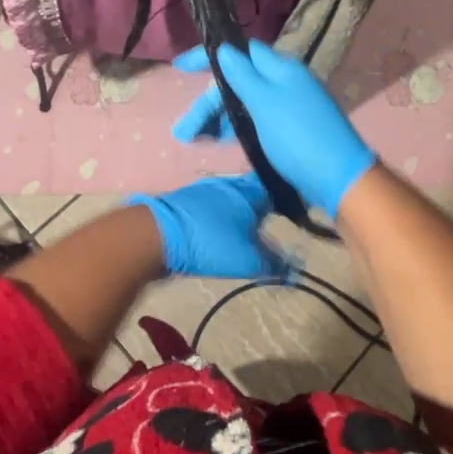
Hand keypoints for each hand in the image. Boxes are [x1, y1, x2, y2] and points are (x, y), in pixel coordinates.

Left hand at [132, 173, 291, 278]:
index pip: (277, 188)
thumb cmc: (209, 241)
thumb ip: (274, 264)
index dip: (289, 200)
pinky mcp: (187, 203)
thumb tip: (296, 270)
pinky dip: (222, 218)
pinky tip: (222, 233)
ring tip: (250, 231)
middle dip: (264, 207)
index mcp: (249, 190)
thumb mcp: (247, 259)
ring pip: (233, 199)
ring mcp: (206, 190)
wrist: (154, 235)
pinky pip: (215, 207)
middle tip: (274, 226)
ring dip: (241, 213)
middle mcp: (230, 184)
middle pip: (255, 192)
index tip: (298, 214)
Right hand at [171, 42, 377, 217]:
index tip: (180, 67)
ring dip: (220, 117)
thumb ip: (243, 75)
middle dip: (209, 103)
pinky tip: (223, 141)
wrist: (338, 176)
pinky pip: (256, 119)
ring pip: (245, 102)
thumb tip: (224, 48)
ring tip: (197, 140)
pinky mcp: (291, 129)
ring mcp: (289, 106)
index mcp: (281, 68)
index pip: (240, 51)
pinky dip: (237, 127)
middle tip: (185, 132)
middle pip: (239, 81)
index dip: (210, 56)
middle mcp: (285, 82)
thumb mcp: (264, 103)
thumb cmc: (298, 136)